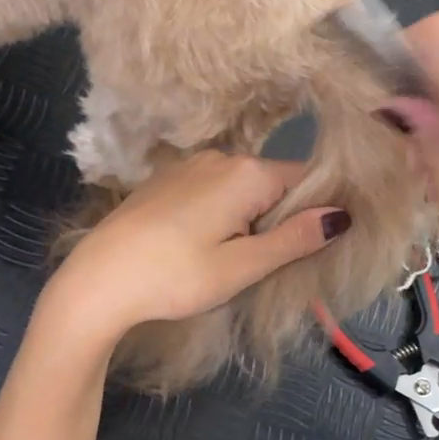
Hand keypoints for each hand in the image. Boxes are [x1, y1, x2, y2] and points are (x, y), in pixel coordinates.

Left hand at [43, 151, 349, 343]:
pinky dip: (220, 214)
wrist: (97, 281)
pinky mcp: (164, 181)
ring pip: (240, 188)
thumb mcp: (241, 266)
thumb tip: (341, 216)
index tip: (314, 247)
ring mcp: (188, 166)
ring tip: (232, 262)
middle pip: (273, 183)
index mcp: (247, 173)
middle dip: (279, 218)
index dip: (317, 211)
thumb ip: (293, 239)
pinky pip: (211, 191)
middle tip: (267, 266)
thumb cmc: (175, 278)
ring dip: (248, 218)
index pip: (306, 180)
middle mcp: (220, 157)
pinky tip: (200, 247)